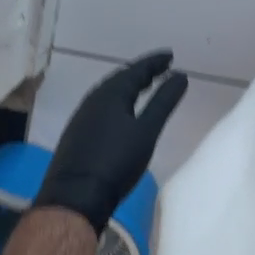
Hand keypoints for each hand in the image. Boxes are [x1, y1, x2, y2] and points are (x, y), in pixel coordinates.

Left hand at [34, 50, 187, 234]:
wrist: (74, 198)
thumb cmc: (116, 161)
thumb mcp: (147, 130)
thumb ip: (164, 101)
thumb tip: (181, 75)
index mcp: (111, 93)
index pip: (137, 69)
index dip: (155, 62)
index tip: (171, 56)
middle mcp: (94, 99)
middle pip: (121, 78)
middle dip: (142, 72)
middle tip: (161, 69)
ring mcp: (82, 116)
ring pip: (110, 93)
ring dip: (129, 87)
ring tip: (145, 87)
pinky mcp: (77, 133)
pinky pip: (102, 106)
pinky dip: (118, 101)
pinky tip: (123, 113)